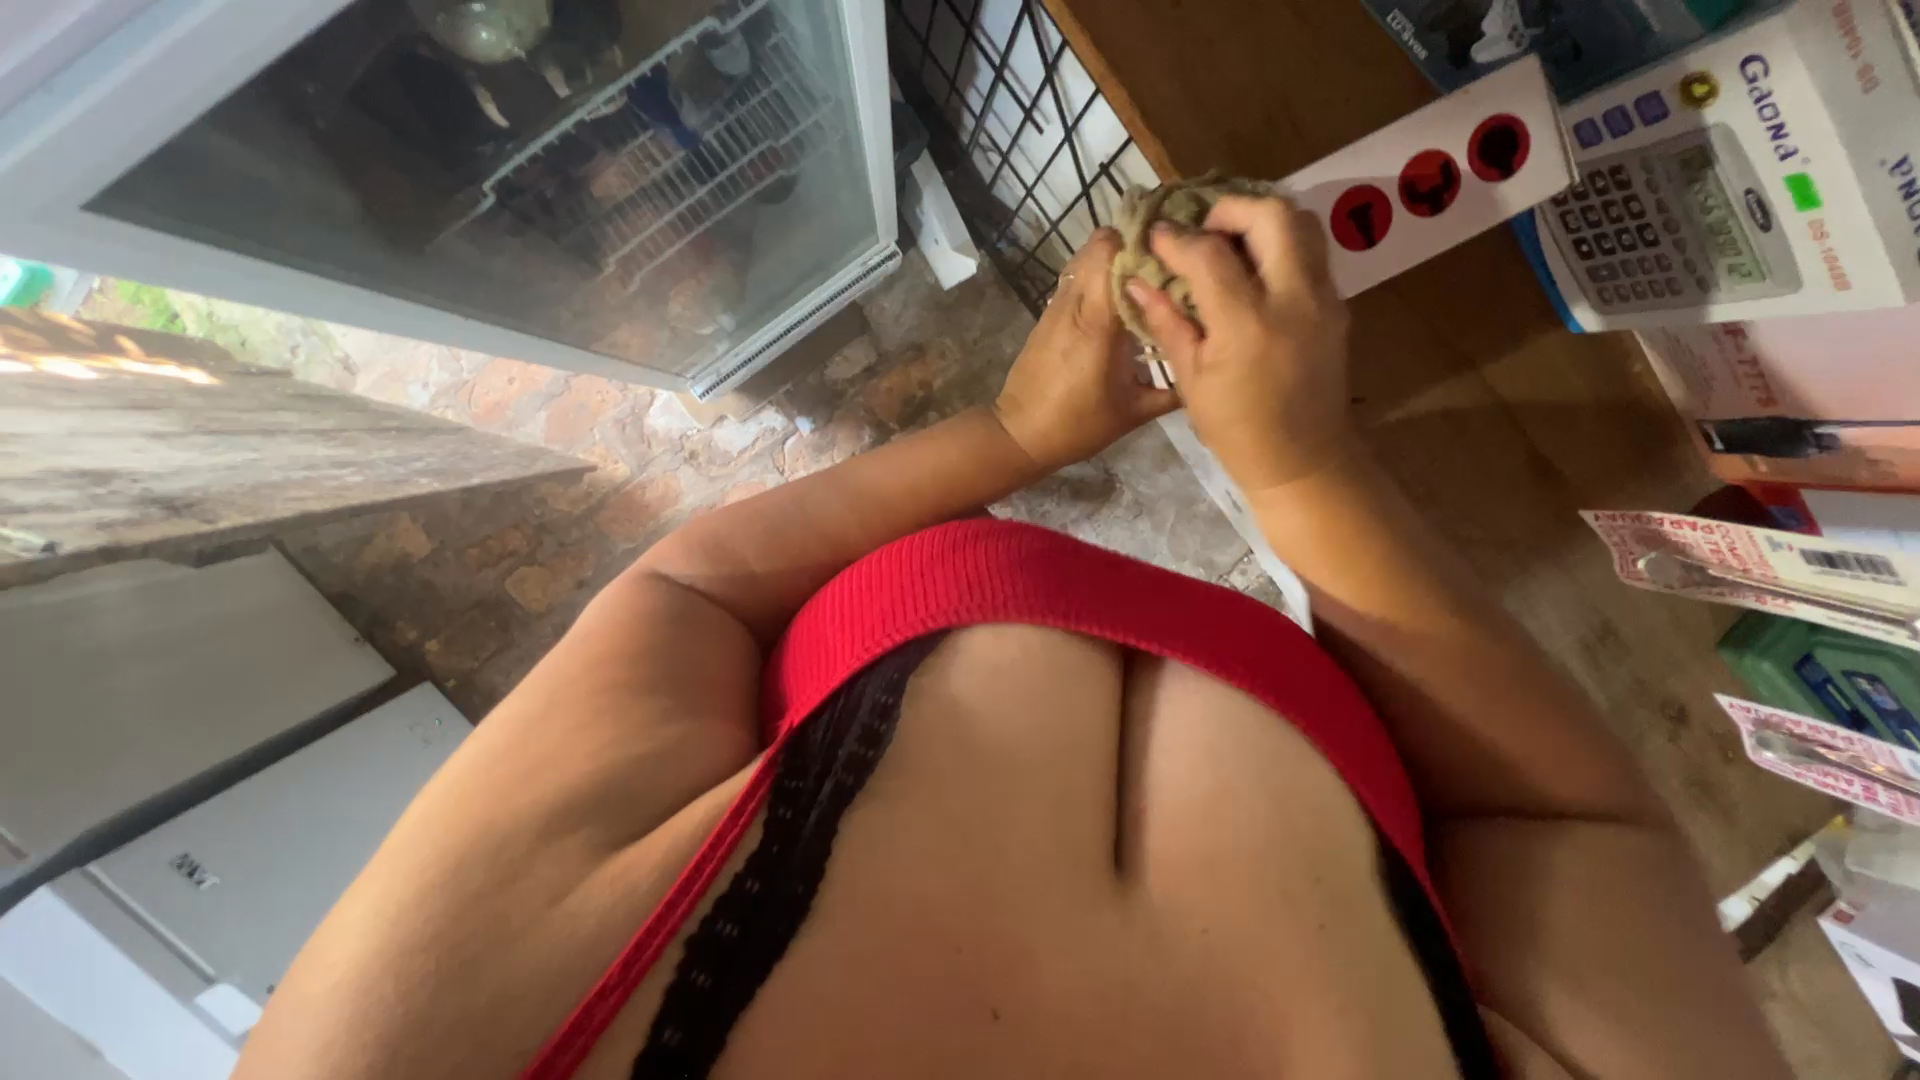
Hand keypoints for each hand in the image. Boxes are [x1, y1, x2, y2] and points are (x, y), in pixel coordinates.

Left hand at [993, 228, 1180, 470]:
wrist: (1021, 434)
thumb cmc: (1078, 425)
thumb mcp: (1134, 411)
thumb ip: (1174, 388)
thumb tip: (1208, 365)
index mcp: (1097, 322)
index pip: (1116, 252)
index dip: (1147, 243)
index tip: (1177, 253)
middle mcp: (1075, 303)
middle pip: (1102, 243)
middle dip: (1134, 245)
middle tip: (1164, 263)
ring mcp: (1057, 305)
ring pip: (1086, 257)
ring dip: (1115, 259)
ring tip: (1144, 279)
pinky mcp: (1048, 314)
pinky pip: (1076, 278)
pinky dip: (1098, 277)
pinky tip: (1118, 300)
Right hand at [1125, 195, 1356, 492]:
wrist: (1304, 459)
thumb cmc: (1236, 429)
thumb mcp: (1191, 380)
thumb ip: (1168, 322)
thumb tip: (1137, 282)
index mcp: (1247, 324)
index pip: (1209, 253)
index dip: (1177, 238)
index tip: (1156, 236)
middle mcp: (1293, 299)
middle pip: (1271, 214)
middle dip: (1229, 209)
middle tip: (1202, 228)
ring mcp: (1324, 298)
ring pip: (1302, 223)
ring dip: (1261, 220)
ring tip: (1230, 241)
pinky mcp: (1338, 304)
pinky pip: (1312, 252)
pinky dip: (1280, 244)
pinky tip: (1253, 269)